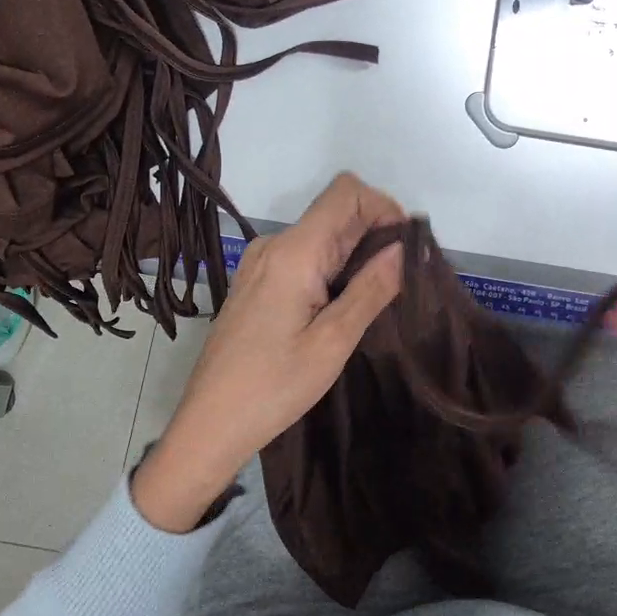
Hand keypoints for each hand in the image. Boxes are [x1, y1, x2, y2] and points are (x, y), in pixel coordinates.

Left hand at [131, 173, 405, 532]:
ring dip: (355, 255)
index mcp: (293, 252)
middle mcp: (274, 245)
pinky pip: (303, 258)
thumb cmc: (273, 387)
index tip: (406, 250)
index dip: (384, 207)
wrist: (210, 423)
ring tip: (373, 303)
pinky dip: (331, 270)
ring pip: (321, 237)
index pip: (346, 192)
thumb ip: (371, 288)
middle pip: (335, 212)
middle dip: (375, 235)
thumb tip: (403, 247)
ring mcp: (260, 263)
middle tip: (398, 285)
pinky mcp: (256, 283)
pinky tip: (340, 310)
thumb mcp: (333, 341)